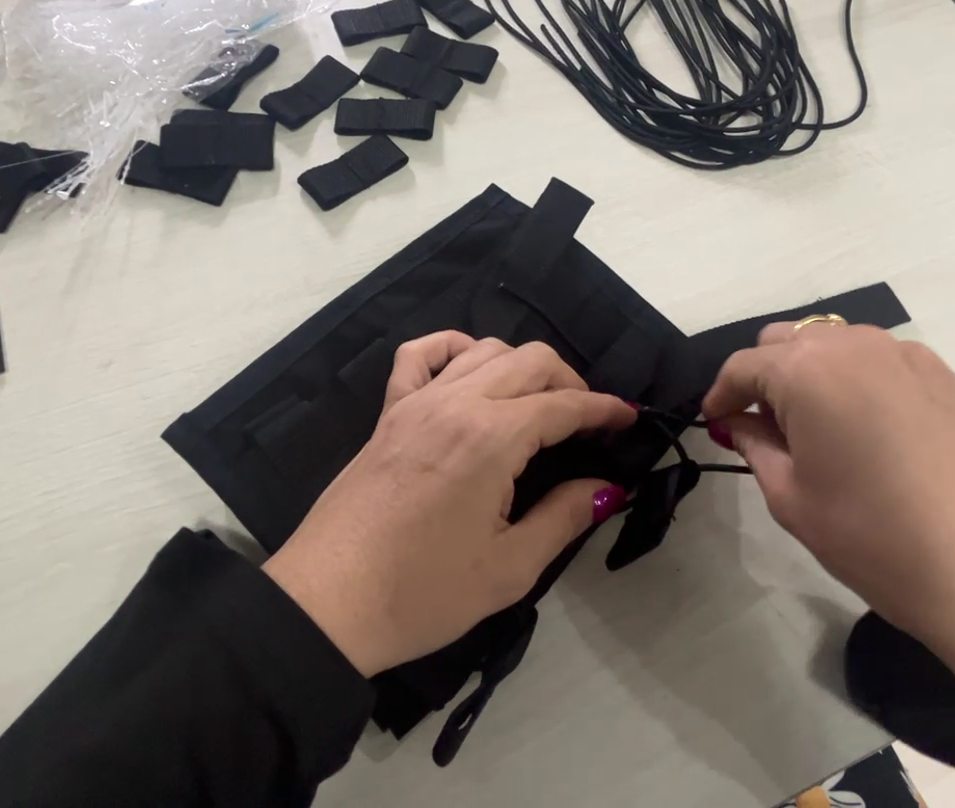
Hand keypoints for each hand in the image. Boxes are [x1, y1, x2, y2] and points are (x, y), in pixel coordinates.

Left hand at [263, 333, 633, 676]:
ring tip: (539, 402)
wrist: (326, 605)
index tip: (628, 418)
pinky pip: (420, 355)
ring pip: (483, 351)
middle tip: (588, 420)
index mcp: (491, 438)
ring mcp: (416, 402)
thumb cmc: (421, 594)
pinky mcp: (387, 413)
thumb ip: (565, 517)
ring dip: (522, 366)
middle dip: (570, 381)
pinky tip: (469, 369)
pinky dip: (453, 348)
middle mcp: (456, 403)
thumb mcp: (509, 568)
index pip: (562, 404)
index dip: (603, 409)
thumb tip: (608, 487)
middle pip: (529, 361)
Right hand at [702, 323, 954, 704]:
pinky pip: (879, 359)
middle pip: (787, 341)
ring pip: (834, 343)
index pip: (744, 366)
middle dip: (764, 376)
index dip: (721, 393)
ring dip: (810, 372)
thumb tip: (738, 421)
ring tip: (815, 427)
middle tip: (762, 427)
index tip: (714, 421)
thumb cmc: (873, 538)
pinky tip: (866, 427)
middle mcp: (853, 345)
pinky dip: (856, 378)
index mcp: (807, 370)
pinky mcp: (943, 374)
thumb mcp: (791, 497)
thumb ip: (754, 444)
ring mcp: (905, 354)